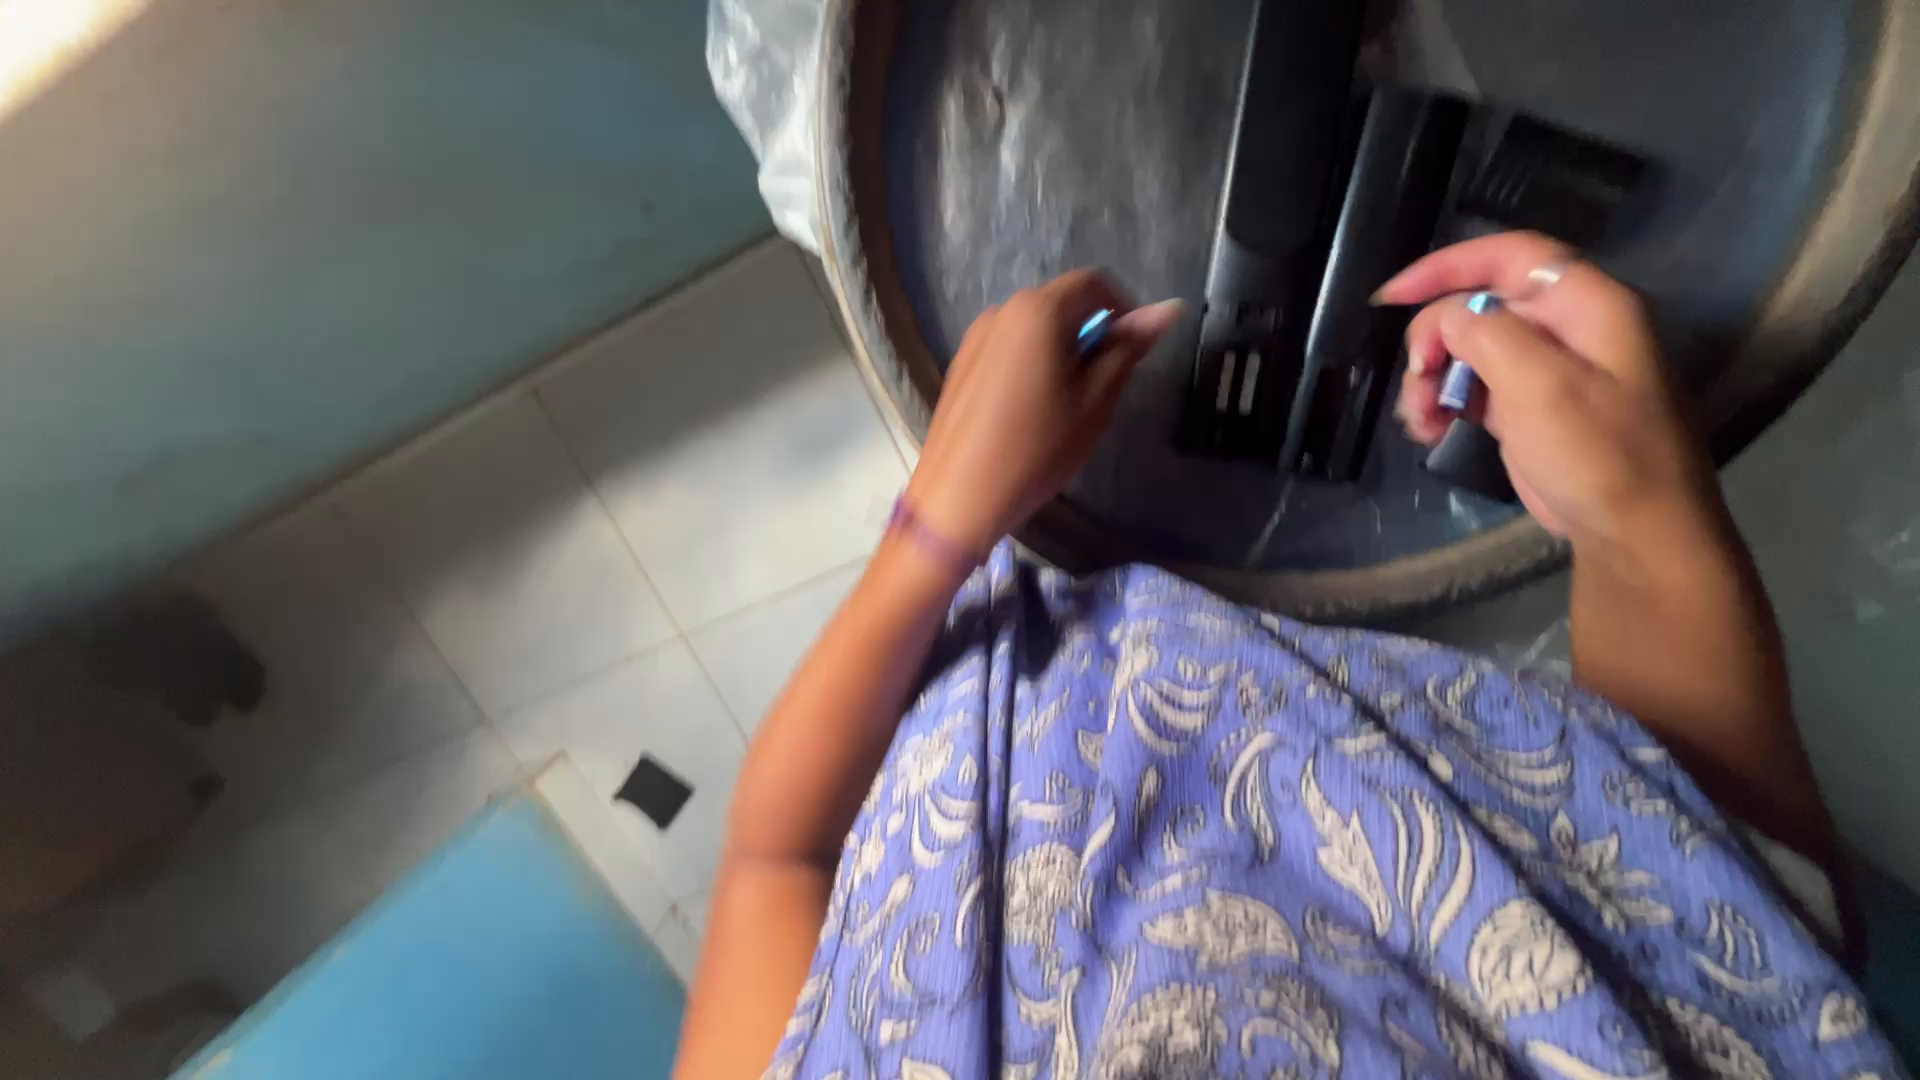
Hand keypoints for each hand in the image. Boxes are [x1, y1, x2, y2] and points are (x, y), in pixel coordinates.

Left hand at [902, 270, 1181, 556]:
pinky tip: (1028, 415)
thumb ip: (1128, 347)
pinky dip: (1029, 367)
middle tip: (1100, 387)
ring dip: (1058, 352)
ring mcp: (972, 340)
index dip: (1123, 308)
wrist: (960, 497)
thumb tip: (1168, 307)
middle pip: (1059, 305)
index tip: (1132, 350)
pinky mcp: (958, 368)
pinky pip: (1006, 352)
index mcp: (1037, 311)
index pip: (1093, 283)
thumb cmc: (1038, 448)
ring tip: (1063, 407)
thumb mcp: (1096, 400)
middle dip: (1088, 334)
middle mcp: (1000, 312)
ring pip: (1031, 331)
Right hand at [1378, 231, 1724, 559]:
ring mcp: (1543, 369)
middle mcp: (1564, 328)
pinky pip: (1469, 387)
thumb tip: (1444, 319)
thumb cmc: (1597, 453)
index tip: (1391, 298)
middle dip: (1432, 342)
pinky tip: (1429, 430)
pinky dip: (1440, 404)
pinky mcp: (1525, 406)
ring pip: (1464, 350)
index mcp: (1586, 306)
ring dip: (1430, 380)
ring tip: (1418, 421)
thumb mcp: (1541, 386)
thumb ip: (1488, 335)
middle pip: (1476, 308)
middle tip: (1416, 384)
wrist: (1632, 528)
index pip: (1510, 256)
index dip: (1446, 266)